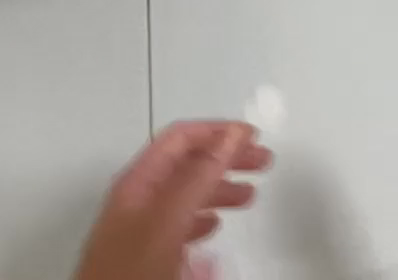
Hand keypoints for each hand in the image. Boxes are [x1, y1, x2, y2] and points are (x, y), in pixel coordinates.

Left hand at [74, 121, 272, 279]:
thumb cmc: (134, 271)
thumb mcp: (170, 218)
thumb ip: (201, 173)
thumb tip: (233, 132)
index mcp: (139, 182)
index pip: (181, 137)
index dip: (218, 130)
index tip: (252, 136)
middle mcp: (138, 199)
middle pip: (188, 162)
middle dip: (226, 157)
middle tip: (262, 161)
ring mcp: (139, 229)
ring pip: (186, 194)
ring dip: (220, 188)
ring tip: (249, 196)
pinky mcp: (145, 258)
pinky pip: (180, 225)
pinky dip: (203, 218)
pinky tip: (214, 228)